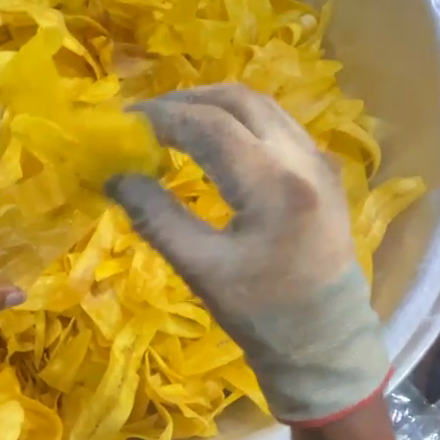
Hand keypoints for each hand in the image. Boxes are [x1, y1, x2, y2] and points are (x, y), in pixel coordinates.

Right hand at [106, 83, 389, 425]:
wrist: (323, 339)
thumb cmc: (258, 312)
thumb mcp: (199, 268)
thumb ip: (156, 217)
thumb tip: (116, 178)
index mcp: (273, 183)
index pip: (209, 125)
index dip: (161, 118)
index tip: (123, 123)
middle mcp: (303, 158)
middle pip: (239, 100)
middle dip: (185, 101)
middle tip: (142, 118)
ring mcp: (318, 160)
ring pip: (261, 107)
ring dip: (211, 107)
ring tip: (168, 125)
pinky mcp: (320, 170)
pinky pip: (274, 125)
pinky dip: (234, 122)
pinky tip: (207, 142)